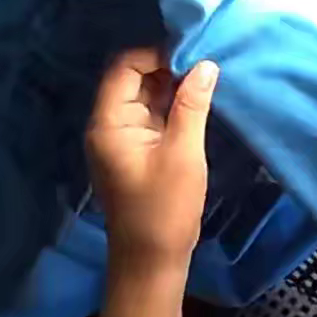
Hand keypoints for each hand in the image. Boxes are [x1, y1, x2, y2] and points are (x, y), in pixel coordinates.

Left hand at [85, 47, 218, 275]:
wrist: (151, 263)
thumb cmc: (164, 209)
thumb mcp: (183, 153)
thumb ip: (193, 105)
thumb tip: (206, 64)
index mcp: (109, 123)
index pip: (124, 68)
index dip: (155, 54)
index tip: (192, 53)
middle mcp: (109, 124)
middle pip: (133, 78)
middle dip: (167, 67)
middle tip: (205, 62)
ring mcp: (123, 137)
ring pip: (145, 96)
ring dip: (173, 85)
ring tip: (207, 75)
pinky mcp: (137, 149)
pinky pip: (152, 114)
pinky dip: (173, 104)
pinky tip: (199, 99)